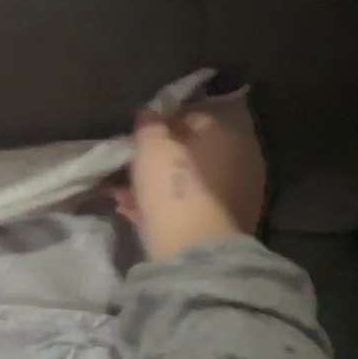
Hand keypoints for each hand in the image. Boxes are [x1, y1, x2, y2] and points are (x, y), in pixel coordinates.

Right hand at [115, 96, 265, 261]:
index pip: (195, 118)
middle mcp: (237, 166)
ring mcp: (229, 199)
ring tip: (120, 190)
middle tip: (128, 161)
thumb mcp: (152, 146)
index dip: (164, 122)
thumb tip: (150, 111)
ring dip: (151, 184)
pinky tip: (129, 209)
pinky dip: (157, 206)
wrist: (191, 247)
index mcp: (228, 140)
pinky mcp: (215, 226)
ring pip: (183, 183)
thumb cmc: (173, 186)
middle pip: (189, 154)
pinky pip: (181, 208)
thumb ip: (151, 125)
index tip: (139, 132)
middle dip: (157, 157)